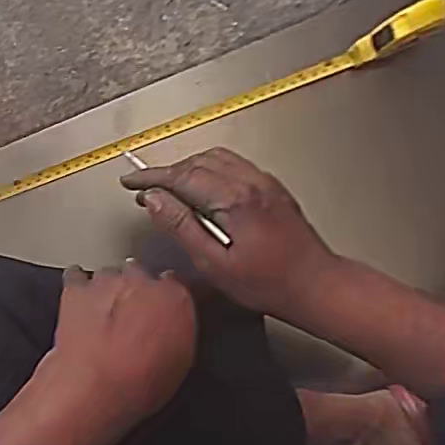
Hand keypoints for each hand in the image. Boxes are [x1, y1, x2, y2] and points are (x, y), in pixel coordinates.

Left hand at [0, 262, 195, 444]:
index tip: (164, 307)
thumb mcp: (179, 364)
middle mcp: (142, 281)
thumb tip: (171, 328)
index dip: (169, 296)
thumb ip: (178, 332)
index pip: (179, 282)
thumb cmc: (138, 384)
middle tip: (130, 315)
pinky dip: (77, 285)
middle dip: (136, 290)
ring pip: (109, 273)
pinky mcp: (75, 290)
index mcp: (176, 298)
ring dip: (107, 288)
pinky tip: (78, 301)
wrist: (94, 387)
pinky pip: (76, 275)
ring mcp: (107, 281)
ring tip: (102, 313)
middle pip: (141, 273)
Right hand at [121, 147, 342, 320]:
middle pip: (197, 162)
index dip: (150, 177)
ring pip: (215, 159)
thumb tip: (154, 201)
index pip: (181, 176)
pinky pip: (232, 166)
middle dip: (165, 173)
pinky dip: (206, 170)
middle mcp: (252, 182)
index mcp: (235, 199)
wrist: (314, 285)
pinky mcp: (271, 189)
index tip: (130, 181)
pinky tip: (198, 189)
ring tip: (166, 190)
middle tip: (143, 190)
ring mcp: (264, 183)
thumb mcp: (212, 262)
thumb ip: (180, 226)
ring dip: (185, 169)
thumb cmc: (268, 283)